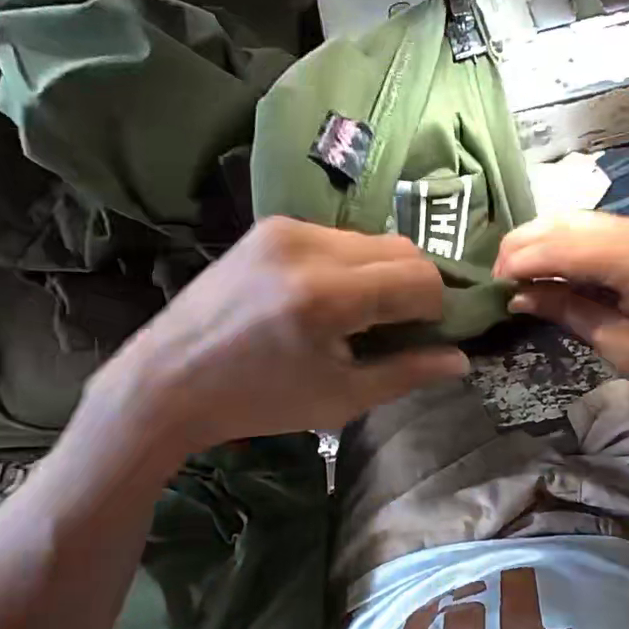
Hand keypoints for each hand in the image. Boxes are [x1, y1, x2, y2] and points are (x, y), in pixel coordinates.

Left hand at [89, 217, 470, 455]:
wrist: (169, 378)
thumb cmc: (255, 401)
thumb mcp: (338, 399)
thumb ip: (405, 373)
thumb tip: (459, 358)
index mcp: (328, 296)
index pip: (420, 278)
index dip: (438, 309)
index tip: (426, 337)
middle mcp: (308, 247)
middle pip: (400, 249)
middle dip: (413, 287)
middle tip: (396, 329)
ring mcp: (284, 229)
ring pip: (367, 240)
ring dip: (378, 274)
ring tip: (354, 317)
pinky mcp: (267, 227)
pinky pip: (331, 237)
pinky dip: (345, 265)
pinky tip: (321, 300)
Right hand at [494, 212, 628, 431]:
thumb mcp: (622, 347)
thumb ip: (568, 311)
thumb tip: (516, 295)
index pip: (564, 247)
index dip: (521, 261)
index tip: (490, 283)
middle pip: (566, 224)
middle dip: (524, 246)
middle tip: (496, 278)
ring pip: (576, 221)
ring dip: (540, 242)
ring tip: (513, 273)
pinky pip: (593, 231)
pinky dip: (562, 245)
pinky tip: (544, 266)